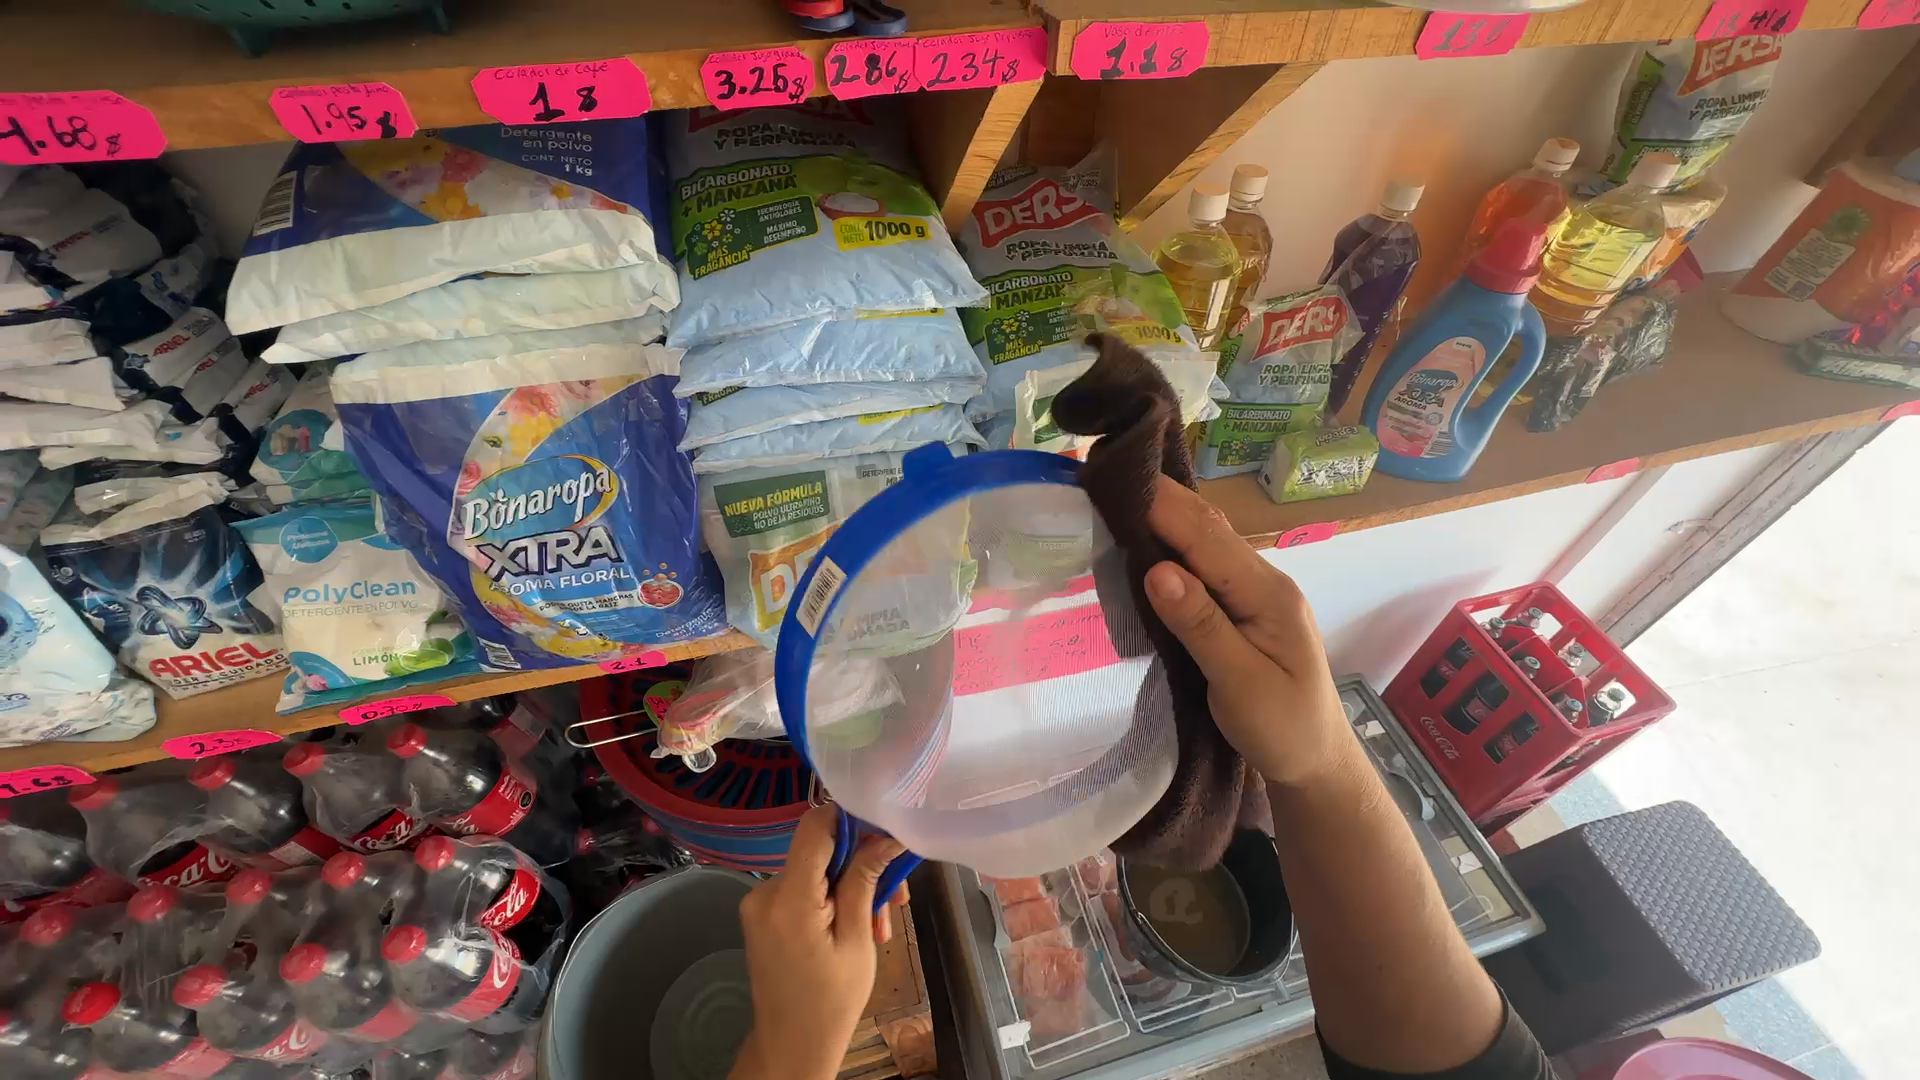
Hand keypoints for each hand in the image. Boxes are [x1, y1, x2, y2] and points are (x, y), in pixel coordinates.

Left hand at [731, 805, 907, 1079]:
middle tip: (894, 898)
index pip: (815, 826)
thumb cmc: (831, 1001)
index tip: (882, 833)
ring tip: (878, 925)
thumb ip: (865, 880)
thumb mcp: (857, 940)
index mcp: (789, 899)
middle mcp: (766, 891)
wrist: (790, 1048)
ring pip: (817, 870)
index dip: (850, 819)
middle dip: (861, 865)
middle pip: (820, 850)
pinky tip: (854, 926)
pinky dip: (832, 898)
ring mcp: (761, 902)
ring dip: (851, 887)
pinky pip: (805, 886)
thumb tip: (886, 835)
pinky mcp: (764, 912)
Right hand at [1143, 476, 1356, 788]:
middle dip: (1160, 499)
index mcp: (1267, 593)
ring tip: (1118, 499)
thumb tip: (1157, 571)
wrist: (1316, 761)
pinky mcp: (1242, 605)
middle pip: (1207, 527)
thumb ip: (1201, 625)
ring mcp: (1255, 591)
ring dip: (1165, 517)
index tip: (1115, 482)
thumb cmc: (1281, 728)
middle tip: (1107, 478)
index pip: (1206, 536)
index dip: (1160, 506)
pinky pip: (1205, 563)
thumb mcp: (1241, 683)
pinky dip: (1173, 545)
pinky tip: (1148, 542)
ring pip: (1206, 541)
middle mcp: (1263, 580)